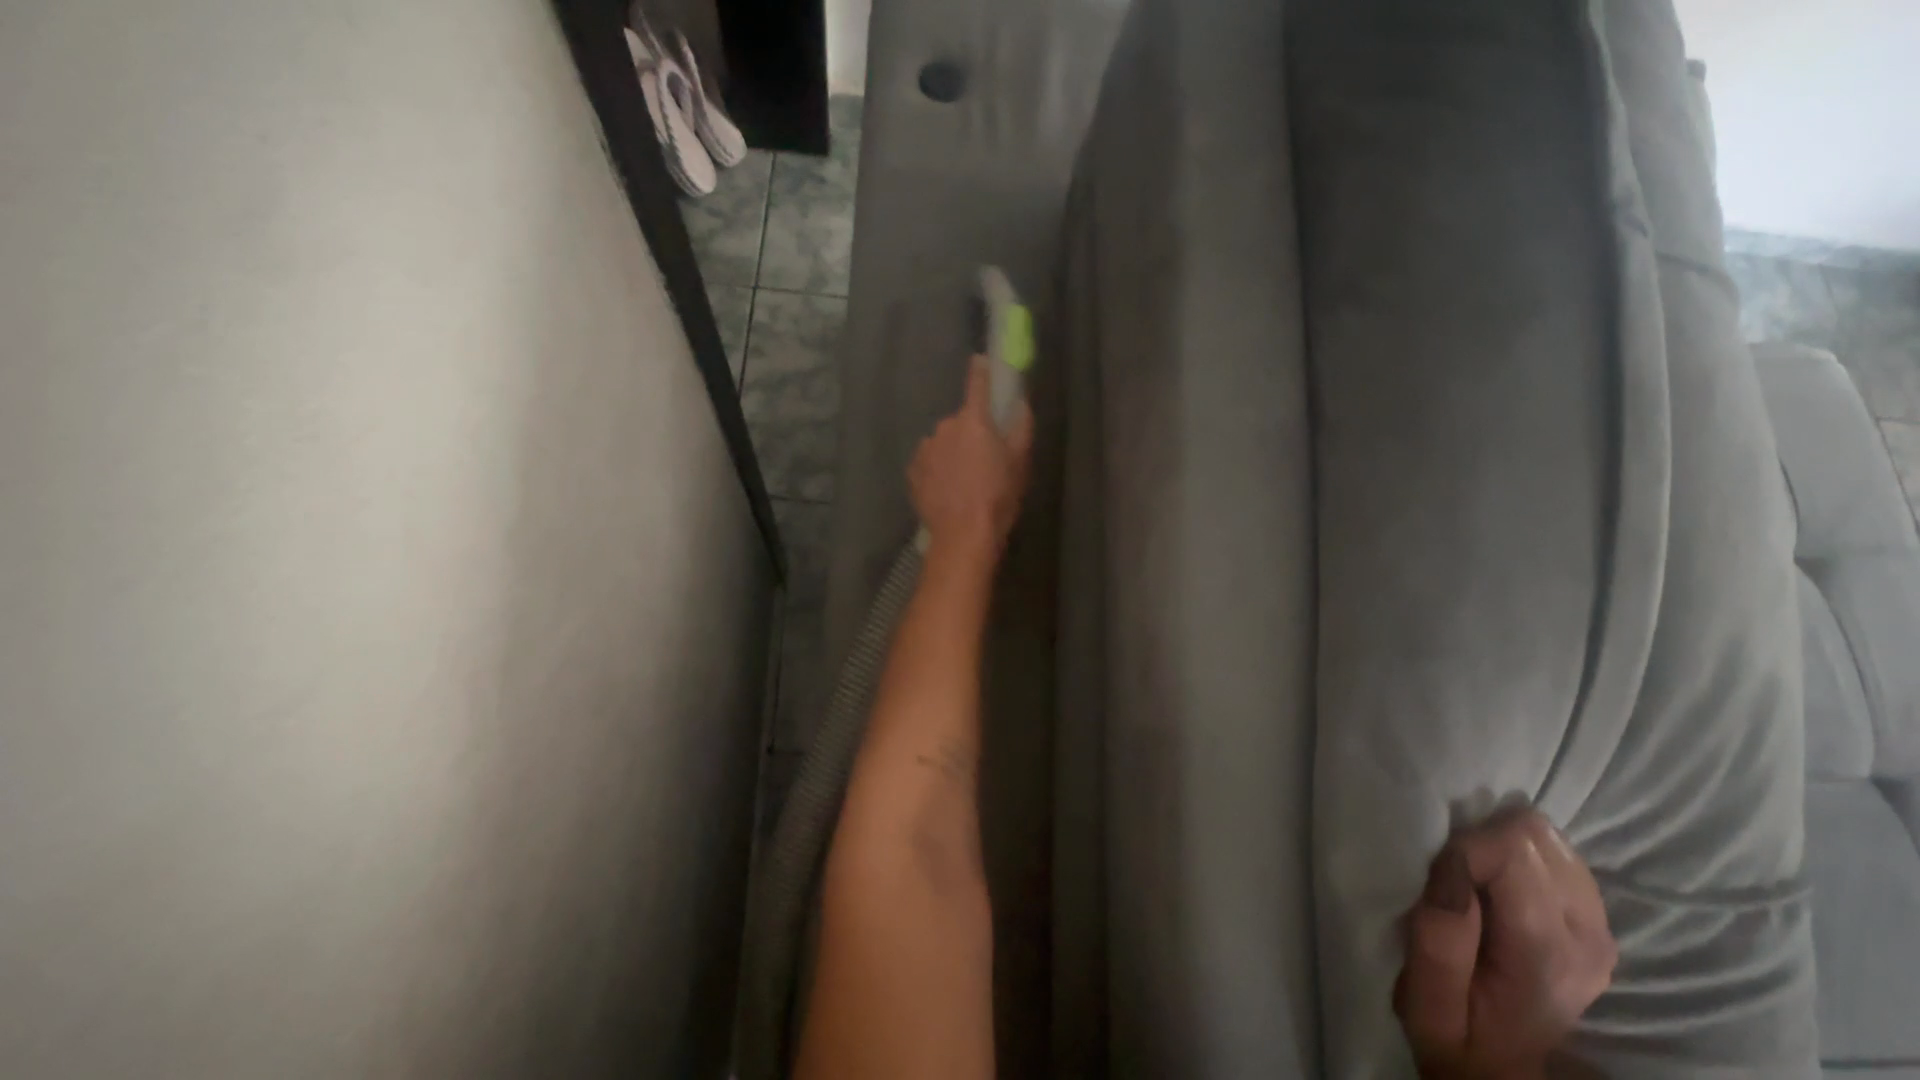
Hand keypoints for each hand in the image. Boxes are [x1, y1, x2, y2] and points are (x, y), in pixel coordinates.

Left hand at [908, 357, 1033, 560]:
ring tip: (965, 481)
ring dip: (953, 453)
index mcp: (973, 419)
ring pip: (943, 443)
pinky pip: (929, 463)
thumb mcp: (1020, 462)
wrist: (963, 534)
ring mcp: (925, 449)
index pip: (977, 382)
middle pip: (961, 421)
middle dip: (971, 433)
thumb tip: (1020, 403)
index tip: (981, 361)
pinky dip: (938, 470)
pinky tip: (949, 491)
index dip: (981, 370)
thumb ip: (1021, 426)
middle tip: (985, 459)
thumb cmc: (998, 496)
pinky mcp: (913, 472)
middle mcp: (944, 427)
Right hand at [1395, 807, 1617, 1079]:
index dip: (1462, 852)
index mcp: (1550, 953)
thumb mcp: (1427, 1000)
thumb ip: (1439, 937)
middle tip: (1453, 884)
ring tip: (1474, 889)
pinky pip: (1554, 854)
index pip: (1512, 849)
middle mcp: (1591, 932)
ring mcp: (1600, 924)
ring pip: (1547, 837)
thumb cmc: (1453, 1032)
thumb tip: (1452, 869)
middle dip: (1481, 844)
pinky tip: (1498, 893)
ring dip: (1499, 849)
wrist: (1497, 1067)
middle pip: (1536, 834)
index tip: (1437, 884)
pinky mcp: (1594, 916)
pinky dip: (1515, 858)